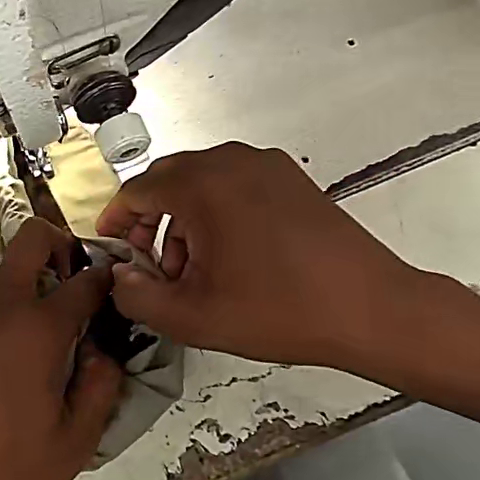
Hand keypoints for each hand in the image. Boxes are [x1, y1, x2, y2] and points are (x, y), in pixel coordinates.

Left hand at [0, 218, 124, 479]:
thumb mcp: (74, 443)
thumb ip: (100, 384)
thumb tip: (100, 350)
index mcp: (37, 330)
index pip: (85, 281)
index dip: (105, 280)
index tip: (110, 288)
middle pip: (31, 241)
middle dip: (59, 245)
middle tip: (68, 285)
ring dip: (16, 308)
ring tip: (15, 367)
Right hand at [96, 143, 445, 370]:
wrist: (368, 306)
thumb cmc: (283, 309)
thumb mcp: (194, 316)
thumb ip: (138, 297)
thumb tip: (119, 278)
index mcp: (203, 185)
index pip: (137, 189)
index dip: (116, 220)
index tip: (112, 246)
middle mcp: (232, 162)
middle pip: (169, 181)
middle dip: (150, 223)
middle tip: (151, 266)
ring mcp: (266, 166)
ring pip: (203, 183)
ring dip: (183, 220)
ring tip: (192, 271)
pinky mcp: (290, 180)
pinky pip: (235, 186)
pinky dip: (217, 213)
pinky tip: (227, 257)